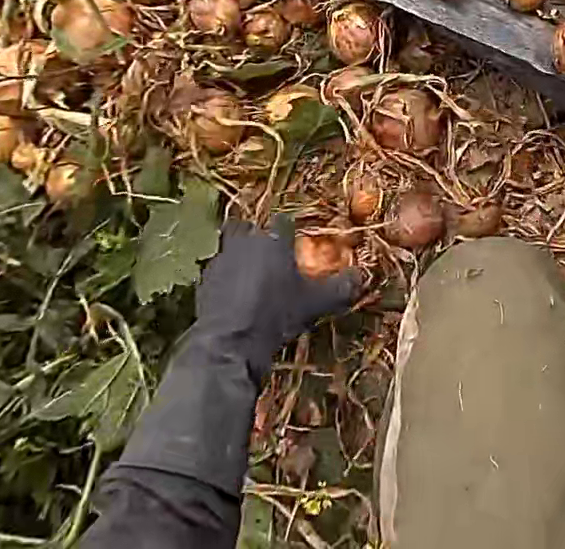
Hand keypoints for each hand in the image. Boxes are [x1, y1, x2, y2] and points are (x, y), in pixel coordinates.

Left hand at [195, 218, 361, 368]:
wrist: (229, 345)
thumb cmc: (277, 313)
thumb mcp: (317, 302)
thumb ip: (340, 287)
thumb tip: (361, 276)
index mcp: (273, 239)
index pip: (283, 221)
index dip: (290, 228)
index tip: (296, 238)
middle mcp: (245, 243)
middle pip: (248, 227)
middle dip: (256, 235)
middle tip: (269, 250)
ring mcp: (219, 263)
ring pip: (229, 249)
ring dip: (238, 256)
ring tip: (251, 273)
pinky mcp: (202, 286)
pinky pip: (217, 274)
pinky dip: (225, 279)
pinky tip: (236, 295)